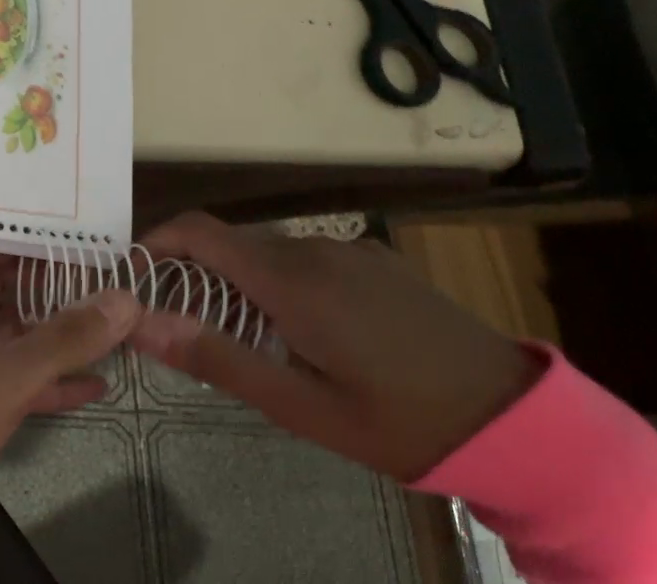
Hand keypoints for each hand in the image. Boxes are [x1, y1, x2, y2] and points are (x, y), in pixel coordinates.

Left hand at [0, 253, 139, 551]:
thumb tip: (124, 297)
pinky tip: (99, 385)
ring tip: (110, 327)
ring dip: (56, 336)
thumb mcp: (11, 372)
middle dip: (46, 288)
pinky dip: (54, 382)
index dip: (18, 245)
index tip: (65, 239)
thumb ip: (67, 337)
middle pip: (3, 294)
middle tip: (99, 280)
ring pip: (16, 340)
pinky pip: (22, 382)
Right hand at [129, 212, 542, 480]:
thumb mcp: (302, 407)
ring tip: (246, 336)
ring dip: (239, 280)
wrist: (525, 424)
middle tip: (185, 325)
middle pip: (228, 242)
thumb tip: (137, 322)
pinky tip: (303, 329)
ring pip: (267, 250)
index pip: (197, 232)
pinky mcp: (378, 261)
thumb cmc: (402, 422)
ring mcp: (352, 251)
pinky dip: (279, 280)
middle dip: (193, 272)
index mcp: (292, 280)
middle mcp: (316, 249)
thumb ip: (217, 358)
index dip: (152, 243)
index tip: (130, 275)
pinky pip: (306, 258)